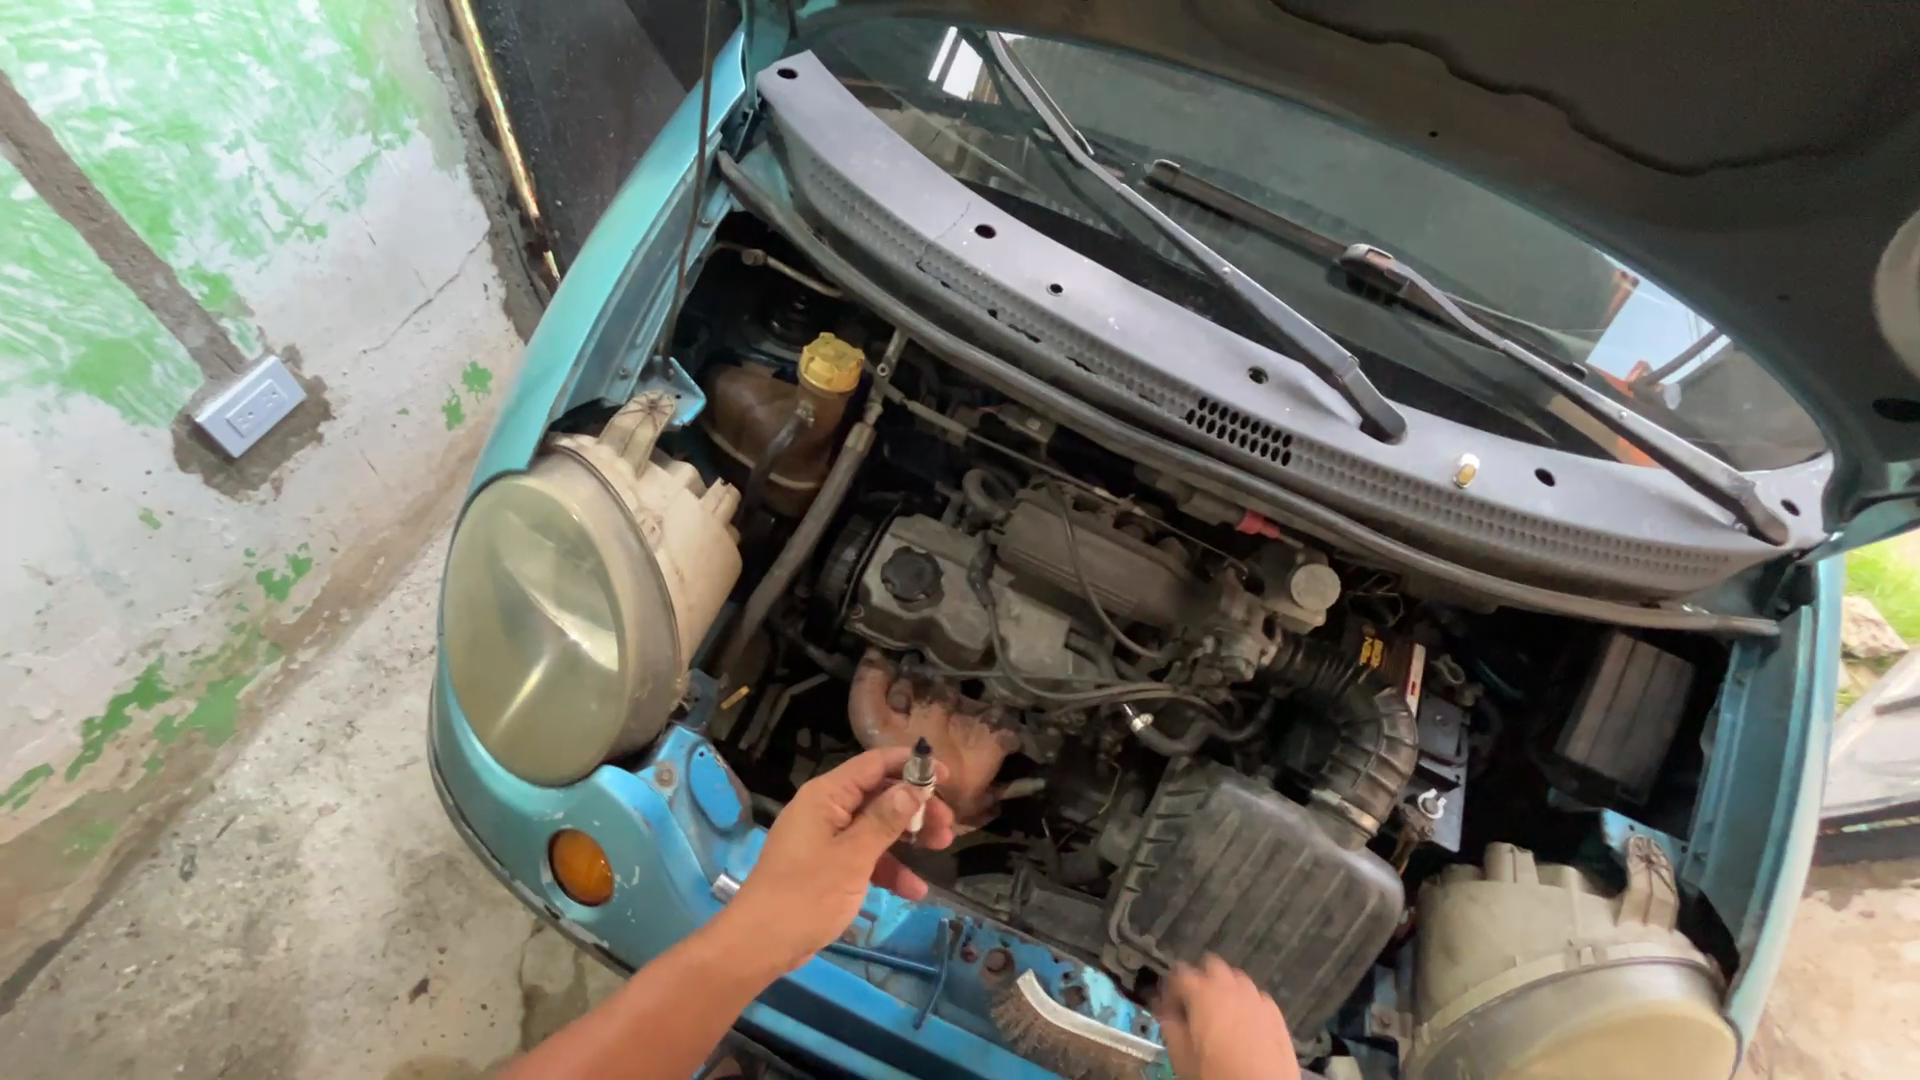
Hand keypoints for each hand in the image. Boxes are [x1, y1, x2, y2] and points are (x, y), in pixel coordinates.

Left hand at [727, 746, 955, 972]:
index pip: (874, 764)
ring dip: (909, 837)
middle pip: (880, 795)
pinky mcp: (829, 865)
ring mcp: (827, 838)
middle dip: (916, 807)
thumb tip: (914, 788)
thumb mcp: (852, 857)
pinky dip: (889, 868)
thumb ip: (885, 820)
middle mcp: (827, 808)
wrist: (759, 946)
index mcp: (827, 795)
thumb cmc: (805, 895)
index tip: (947, 777)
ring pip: (877, 826)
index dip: (912, 765)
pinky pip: (866, 856)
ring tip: (942, 847)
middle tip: (948, 825)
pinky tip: (915, 890)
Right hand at [1155, 956, 1299, 1079]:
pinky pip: (1257, 997)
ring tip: (1221, 1013)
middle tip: (1195, 1003)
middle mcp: (1228, 986)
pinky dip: (1248, 1003)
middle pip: (1210, 965)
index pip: (1178, 973)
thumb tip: (1165, 1012)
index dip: (1170, 988)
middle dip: (1200, 979)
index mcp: (1201, 992)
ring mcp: (1255, 997)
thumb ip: (1169, 1027)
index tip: (1169, 1004)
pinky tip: (1246, 1024)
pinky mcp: (1275, 1013)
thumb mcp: (1182, 1057)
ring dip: (1225, 988)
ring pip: (1236, 978)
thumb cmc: (1218, 1075)